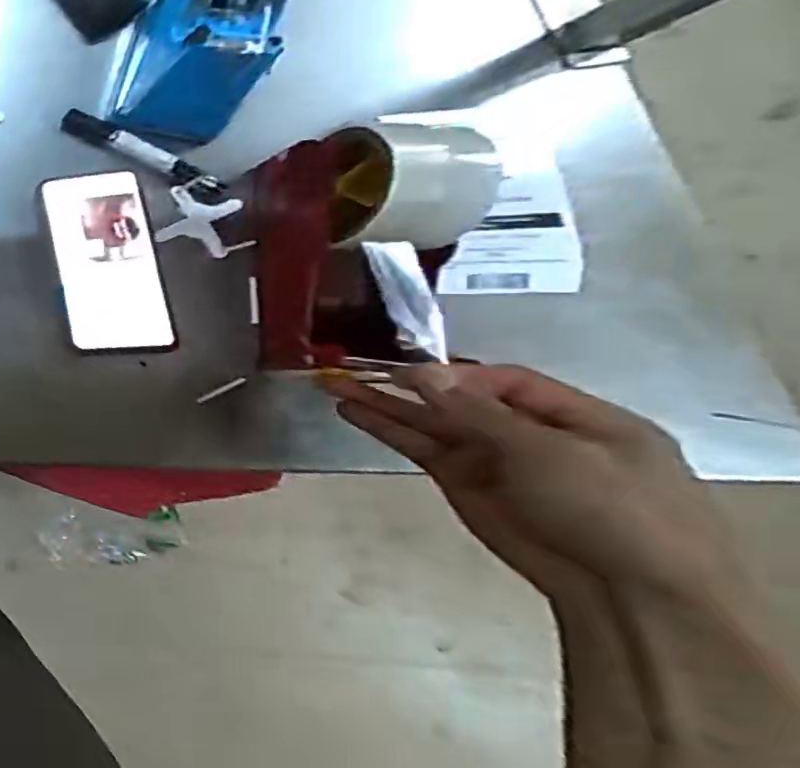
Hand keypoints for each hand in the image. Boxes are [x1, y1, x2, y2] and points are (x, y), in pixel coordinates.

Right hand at [319, 364, 742, 604]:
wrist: (631, 597)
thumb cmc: (612, 509)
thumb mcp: (550, 451)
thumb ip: (478, 411)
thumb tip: (421, 373)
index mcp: (578, 418)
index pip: (504, 380)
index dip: (454, 373)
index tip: (404, 371)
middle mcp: (532, 433)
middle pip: (458, 398)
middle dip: (405, 383)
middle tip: (350, 366)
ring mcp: (495, 460)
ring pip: (430, 422)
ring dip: (383, 402)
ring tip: (332, 383)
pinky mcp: (465, 484)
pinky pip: (421, 448)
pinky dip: (387, 429)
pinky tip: (353, 411)